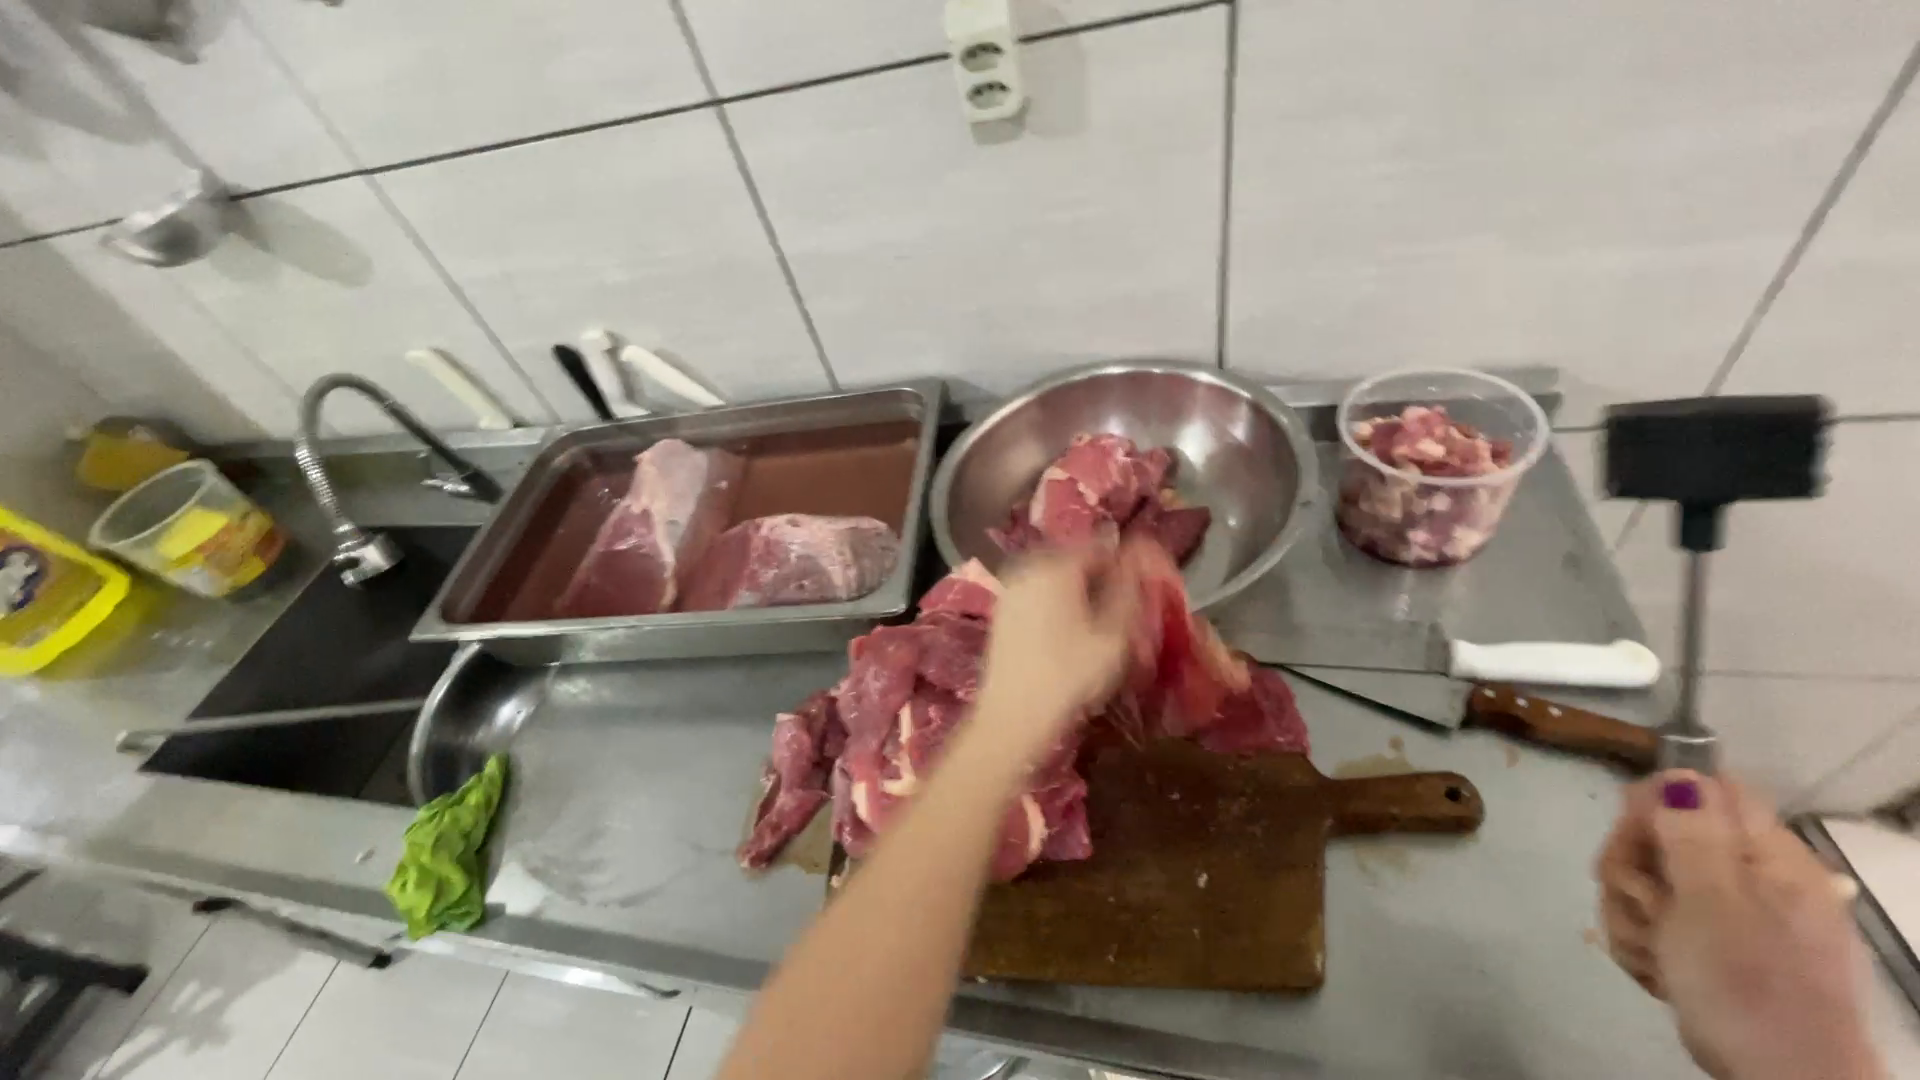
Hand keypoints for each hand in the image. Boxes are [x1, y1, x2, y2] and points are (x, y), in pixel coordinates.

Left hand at [971, 548, 1137, 764]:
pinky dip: (1059, 606)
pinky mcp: (1002, 614)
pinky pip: (1039, 597)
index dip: (1127, 562)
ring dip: (1082, 593)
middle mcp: (1028, 568)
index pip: (1101, 546)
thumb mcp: (1114, 634)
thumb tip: (1142, 559)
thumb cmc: (1069, 676)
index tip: (1145, 586)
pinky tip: (1072, 635)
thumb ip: (1131, 590)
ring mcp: (1010, 591)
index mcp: (1055, 565)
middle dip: (1103, 578)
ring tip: (1102, 624)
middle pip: (1077, 561)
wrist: (1012, 718)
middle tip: (1125, 608)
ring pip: (1057, 580)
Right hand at [1596, 771, 1879, 1079]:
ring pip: (1639, 878)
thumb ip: (1692, 832)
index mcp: (1765, 856)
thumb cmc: (1746, 984)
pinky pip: (1643, 917)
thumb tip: (1680, 772)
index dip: (1654, 802)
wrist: (1776, 1079)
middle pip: (1655, 832)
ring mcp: (1721, 912)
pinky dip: (1638, 939)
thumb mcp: (1714, 902)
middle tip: (1645, 903)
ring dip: (1628, 910)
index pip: (1699, 788)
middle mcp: (1745, 876)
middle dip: (1629, 867)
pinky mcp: (1699, 943)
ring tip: (1654, 947)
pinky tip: (1657, 966)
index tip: (1636, 837)